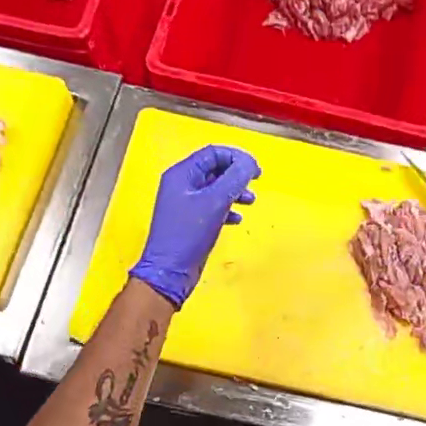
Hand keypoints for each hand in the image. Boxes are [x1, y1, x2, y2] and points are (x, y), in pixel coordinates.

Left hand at [129, 145, 260, 307]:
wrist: (169, 272)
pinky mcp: (189, 222)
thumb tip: (249, 163)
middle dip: (237, 174)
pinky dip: (226, 209)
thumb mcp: (215, 203)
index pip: (213, 153)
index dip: (237, 157)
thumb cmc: (188, 235)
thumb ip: (234, 179)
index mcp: (182, 174)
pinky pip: (211, 207)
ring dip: (234, 192)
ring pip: (214, 189)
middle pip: (214, 169)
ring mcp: (184, 204)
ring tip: (250, 201)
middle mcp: (181, 185)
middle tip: (255, 182)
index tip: (255, 169)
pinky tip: (236, 219)